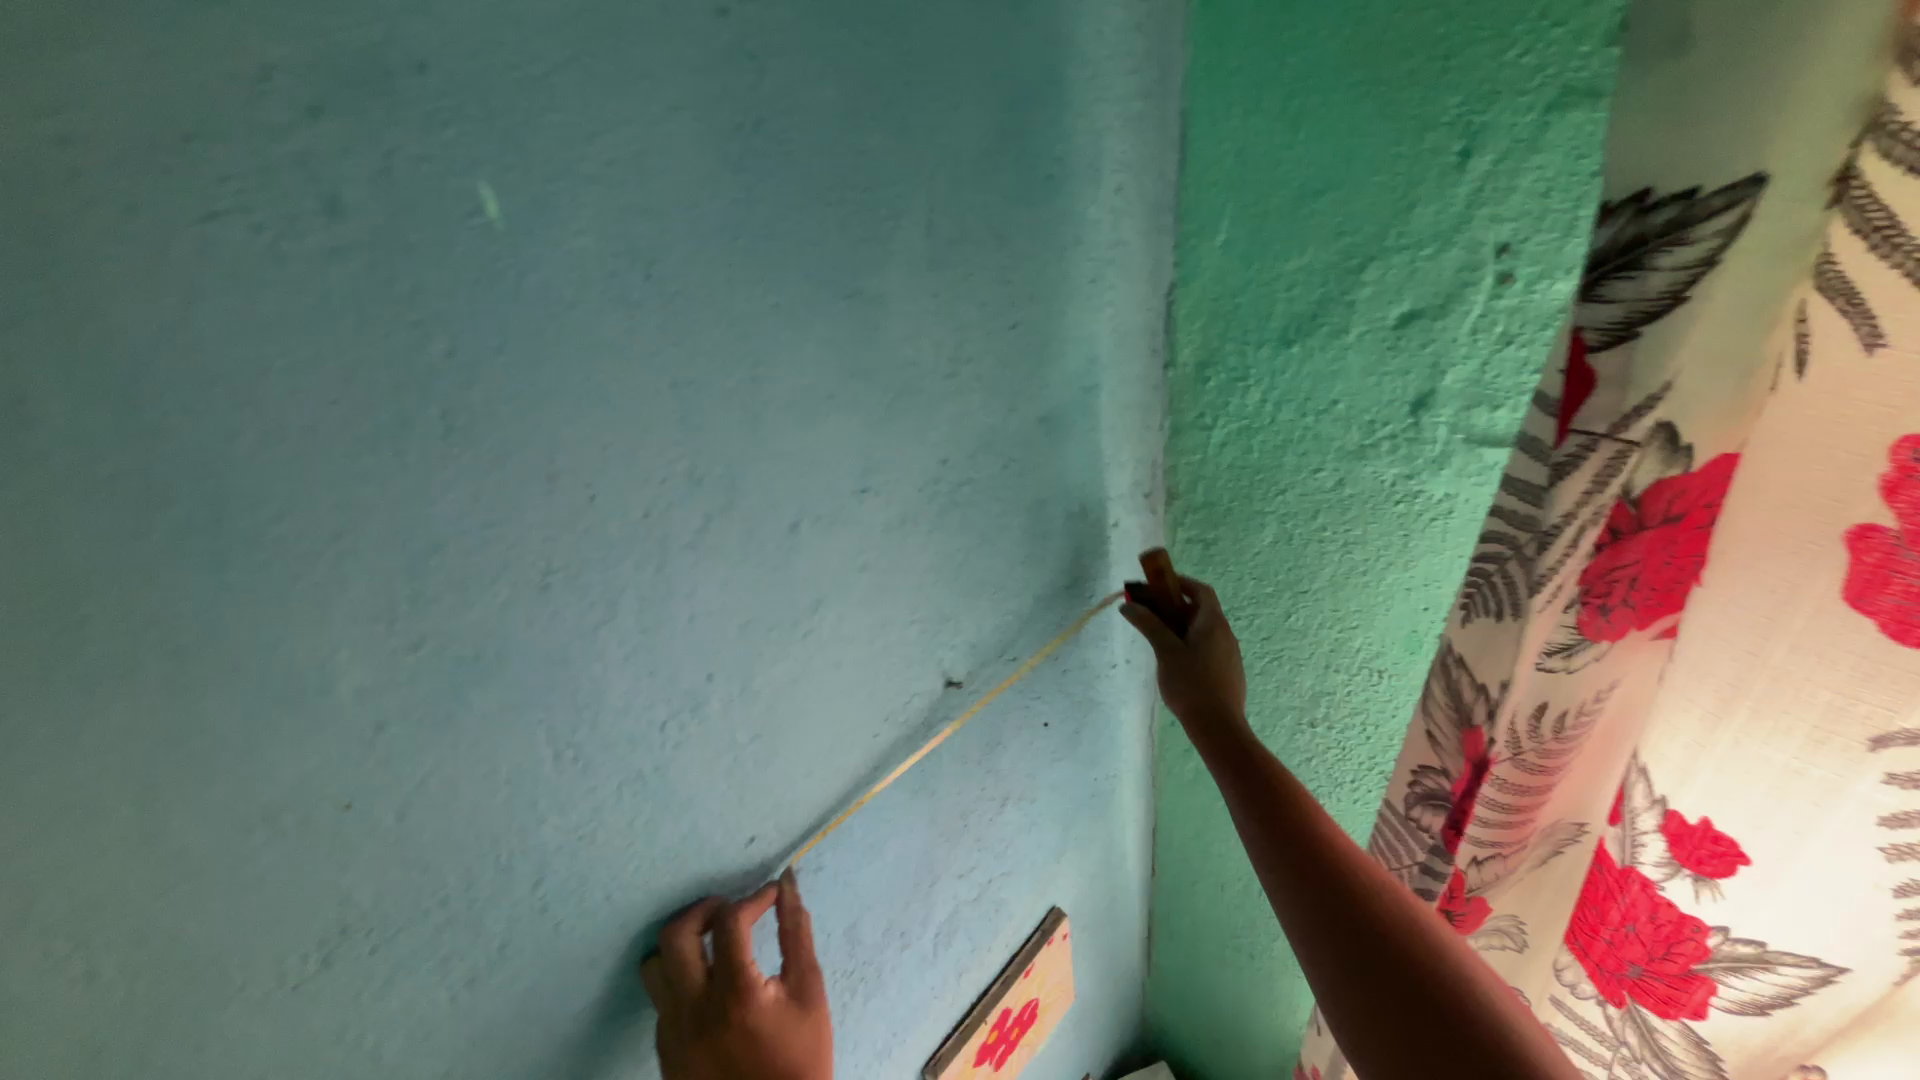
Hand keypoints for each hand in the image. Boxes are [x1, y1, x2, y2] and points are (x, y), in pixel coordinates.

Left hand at [642, 870, 831, 1079]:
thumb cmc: (801, 1058)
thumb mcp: (808, 991)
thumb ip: (796, 932)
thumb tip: (787, 883)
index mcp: (736, 994)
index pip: (730, 921)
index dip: (754, 899)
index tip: (771, 896)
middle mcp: (694, 1009)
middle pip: (675, 935)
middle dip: (704, 910)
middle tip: (730, 910)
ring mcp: (673, 1032)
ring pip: (655, 965)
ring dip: (682, 944)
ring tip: (711, 943)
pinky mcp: (665, 1049)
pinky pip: (660, 998)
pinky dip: (681, 977)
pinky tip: (709, 983)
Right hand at [1120, 575, 1248, 736]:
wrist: (1218, 726)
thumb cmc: (1191, 684)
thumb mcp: (1165, 651)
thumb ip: (1148, 624)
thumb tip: (1128, 605)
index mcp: (1213, 623)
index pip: (1200, 590)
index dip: (1180, 583)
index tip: (1157, 584)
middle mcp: (1225, 633)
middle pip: (1200, 610)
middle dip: (1173, 607)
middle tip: (1148, 612)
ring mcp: (1229, 654)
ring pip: (1202, 631)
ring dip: (1180, 626)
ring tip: (1156, 638)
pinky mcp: (1227, 672)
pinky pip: (1207, 648)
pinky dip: (1188, 643)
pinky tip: (1173, 662)